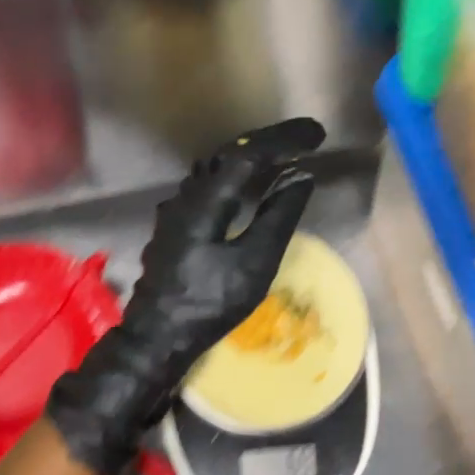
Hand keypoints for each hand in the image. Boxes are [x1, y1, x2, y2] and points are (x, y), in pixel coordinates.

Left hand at [46, 118, 325, 474]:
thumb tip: (300, 178)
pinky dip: (238, 178)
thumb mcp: (253, 264)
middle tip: (307, 140)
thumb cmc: (209, 304)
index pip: (248, 154)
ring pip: (217, 169)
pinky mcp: (176, 226)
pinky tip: (252, 188)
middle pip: (230, 154)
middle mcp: (186, 195)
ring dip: (252, 158)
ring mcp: (176, 210)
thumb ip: (277, 217)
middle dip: (269, 143)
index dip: (284, 140)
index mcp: (205, 200)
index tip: (317, 136)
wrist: (157, 338)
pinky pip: (210, 186)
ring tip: (286, 157)